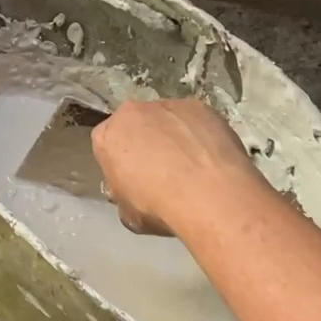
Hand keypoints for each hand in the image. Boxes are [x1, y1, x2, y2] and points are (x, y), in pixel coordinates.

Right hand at [91, 98, 257, 235]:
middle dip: (146, 142)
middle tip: (164, 171)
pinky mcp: (199, 106)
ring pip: (167, 119)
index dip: (121, 163)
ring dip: (174, 137)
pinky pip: (196, 120)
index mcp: (106, 137)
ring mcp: (166, 105)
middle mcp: (131, 113)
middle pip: (136, 125)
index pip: (108, 145)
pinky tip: (213, 159)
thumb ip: (124, 197)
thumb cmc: (158, 207)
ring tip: (194, 167)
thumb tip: (133, 194)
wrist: (207, 193)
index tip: (134, 180)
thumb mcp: (128, 214)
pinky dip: (201, 135)